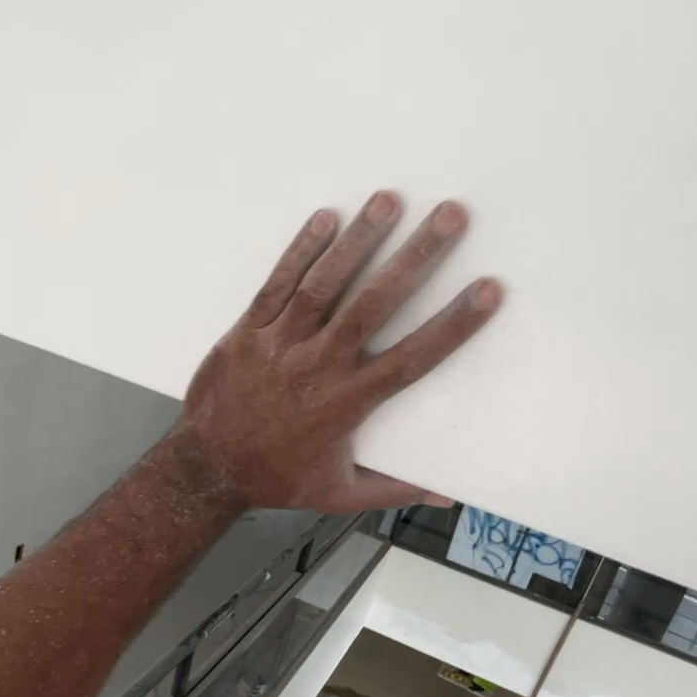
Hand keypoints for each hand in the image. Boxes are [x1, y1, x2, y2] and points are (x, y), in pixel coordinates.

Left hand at [173, 191, 501, 511]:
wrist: (208, 469)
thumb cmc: (276, 479)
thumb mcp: (339, 494)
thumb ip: (393, 489)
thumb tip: (444, 496)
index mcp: (346, 404)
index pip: (411, 358)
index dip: (452, 325)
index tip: (487, 290)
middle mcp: (317, 367)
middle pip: (373, 305)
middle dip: (414, 258)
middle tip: (449, 215)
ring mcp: (280, 345)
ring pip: (324, 285)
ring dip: (358, 241)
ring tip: (390, 200)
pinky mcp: (248, 332)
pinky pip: (276, 285)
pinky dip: (299, 251)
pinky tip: (325, 218)